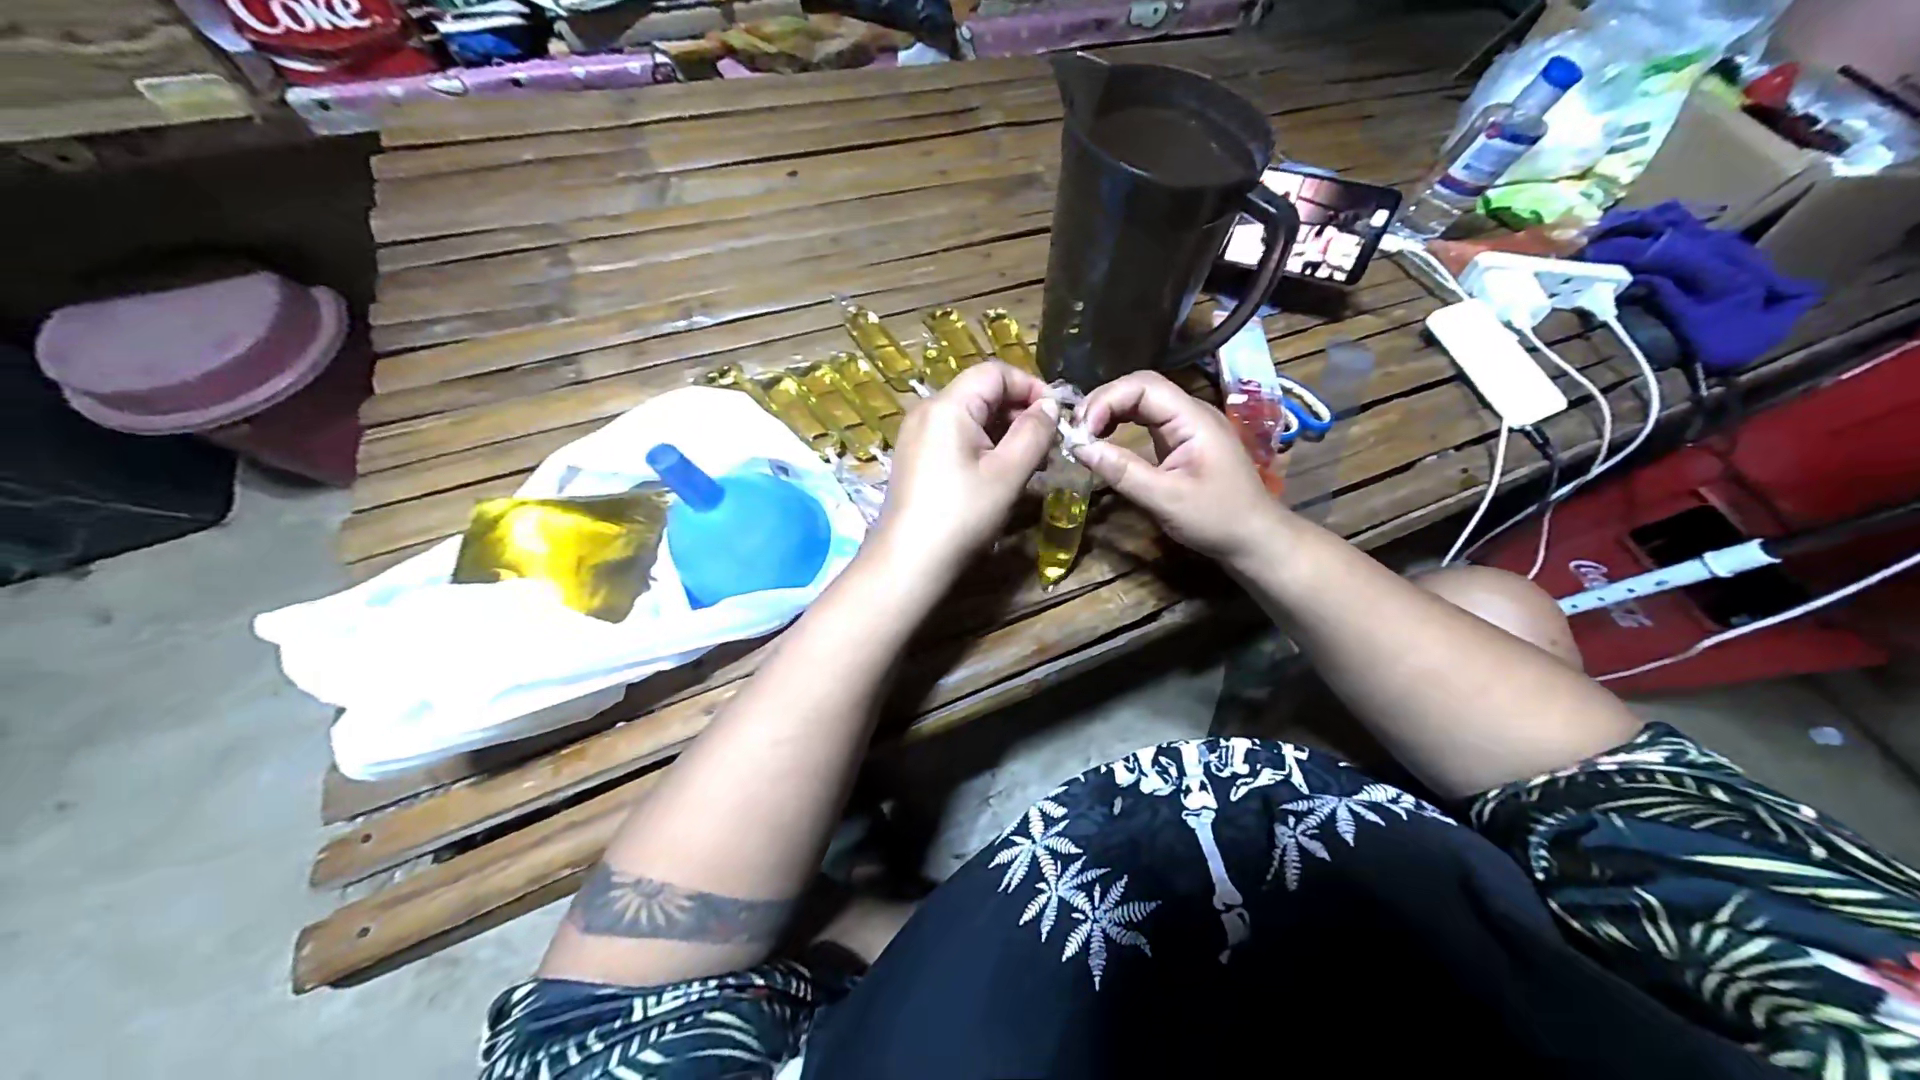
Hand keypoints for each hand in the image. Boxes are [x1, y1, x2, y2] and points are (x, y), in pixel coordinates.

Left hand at [868, 361, 1058, 579]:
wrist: (909, 562)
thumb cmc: (962, 515)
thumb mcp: (1008, 472)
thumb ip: (1034, 432)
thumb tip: (1050, 405)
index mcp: (948, 406)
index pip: (995, 372)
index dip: (1031, 386)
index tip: (1057, 416)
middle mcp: (927, 412)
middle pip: (981, 393)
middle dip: (1019, 412)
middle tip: (1048, 445)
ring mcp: (916, 436)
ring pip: (970, 418)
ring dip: (1004, 432)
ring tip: (1031, 463)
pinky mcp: (915, 459)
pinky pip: (955, 438)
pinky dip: (983, 447)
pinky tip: (1001, 474)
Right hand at [1075, 370, 1286, 562]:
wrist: (1253, 539)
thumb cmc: (1216, 519)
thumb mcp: (1165, 499)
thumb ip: (1122, 471)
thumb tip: (1079, 447)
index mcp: (1192, 419)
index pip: (1142, 386)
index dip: (1106, 401)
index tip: (1082, 431)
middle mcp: (1189, 413)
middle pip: (1139, 387)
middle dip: (1103, 403)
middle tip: (1076, 433)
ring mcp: (1186, 425)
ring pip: (1140, 401)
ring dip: (1109, 412)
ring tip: (1084, 435)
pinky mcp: (1180, 440)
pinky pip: (1145, 420)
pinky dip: (1120, 425)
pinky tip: (1104, 440)